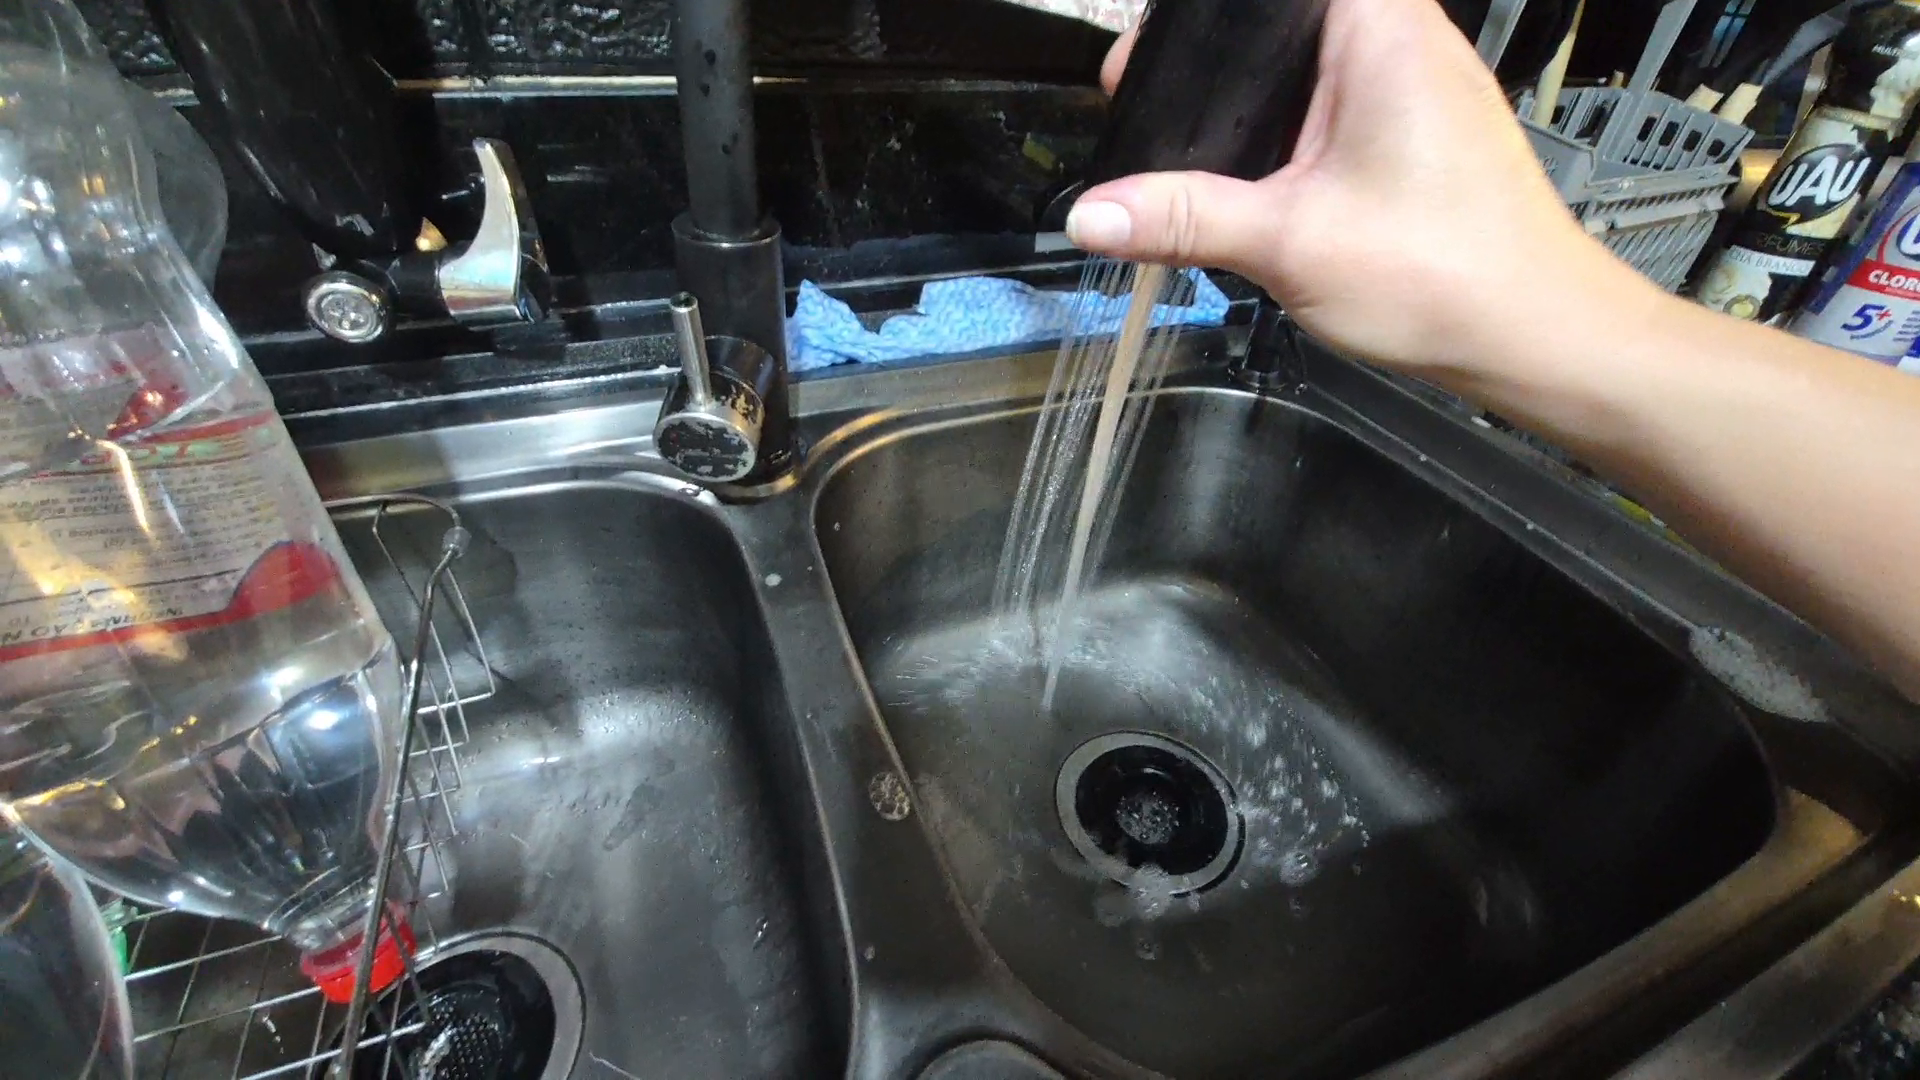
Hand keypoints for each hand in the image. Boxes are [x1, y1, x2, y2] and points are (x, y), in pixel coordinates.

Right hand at [1068, 0, 1658, 377]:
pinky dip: (1264, 152)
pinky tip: (1232, 194)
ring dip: (1230, 125)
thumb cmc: (1433, 273)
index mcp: (1375, 25)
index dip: (1187, 26)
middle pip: (1266, 35)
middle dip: (1197, 83)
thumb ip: (1181, 220)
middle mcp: (1391, 38)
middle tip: (1138, 128)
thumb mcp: (1286, 240)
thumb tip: (1088, 214)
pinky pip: (1310, 123)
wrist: (1524, 336)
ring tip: (1172, 169)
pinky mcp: (1394, 139)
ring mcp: (1396, 91)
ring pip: (1286, 84)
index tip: (1134, 72)